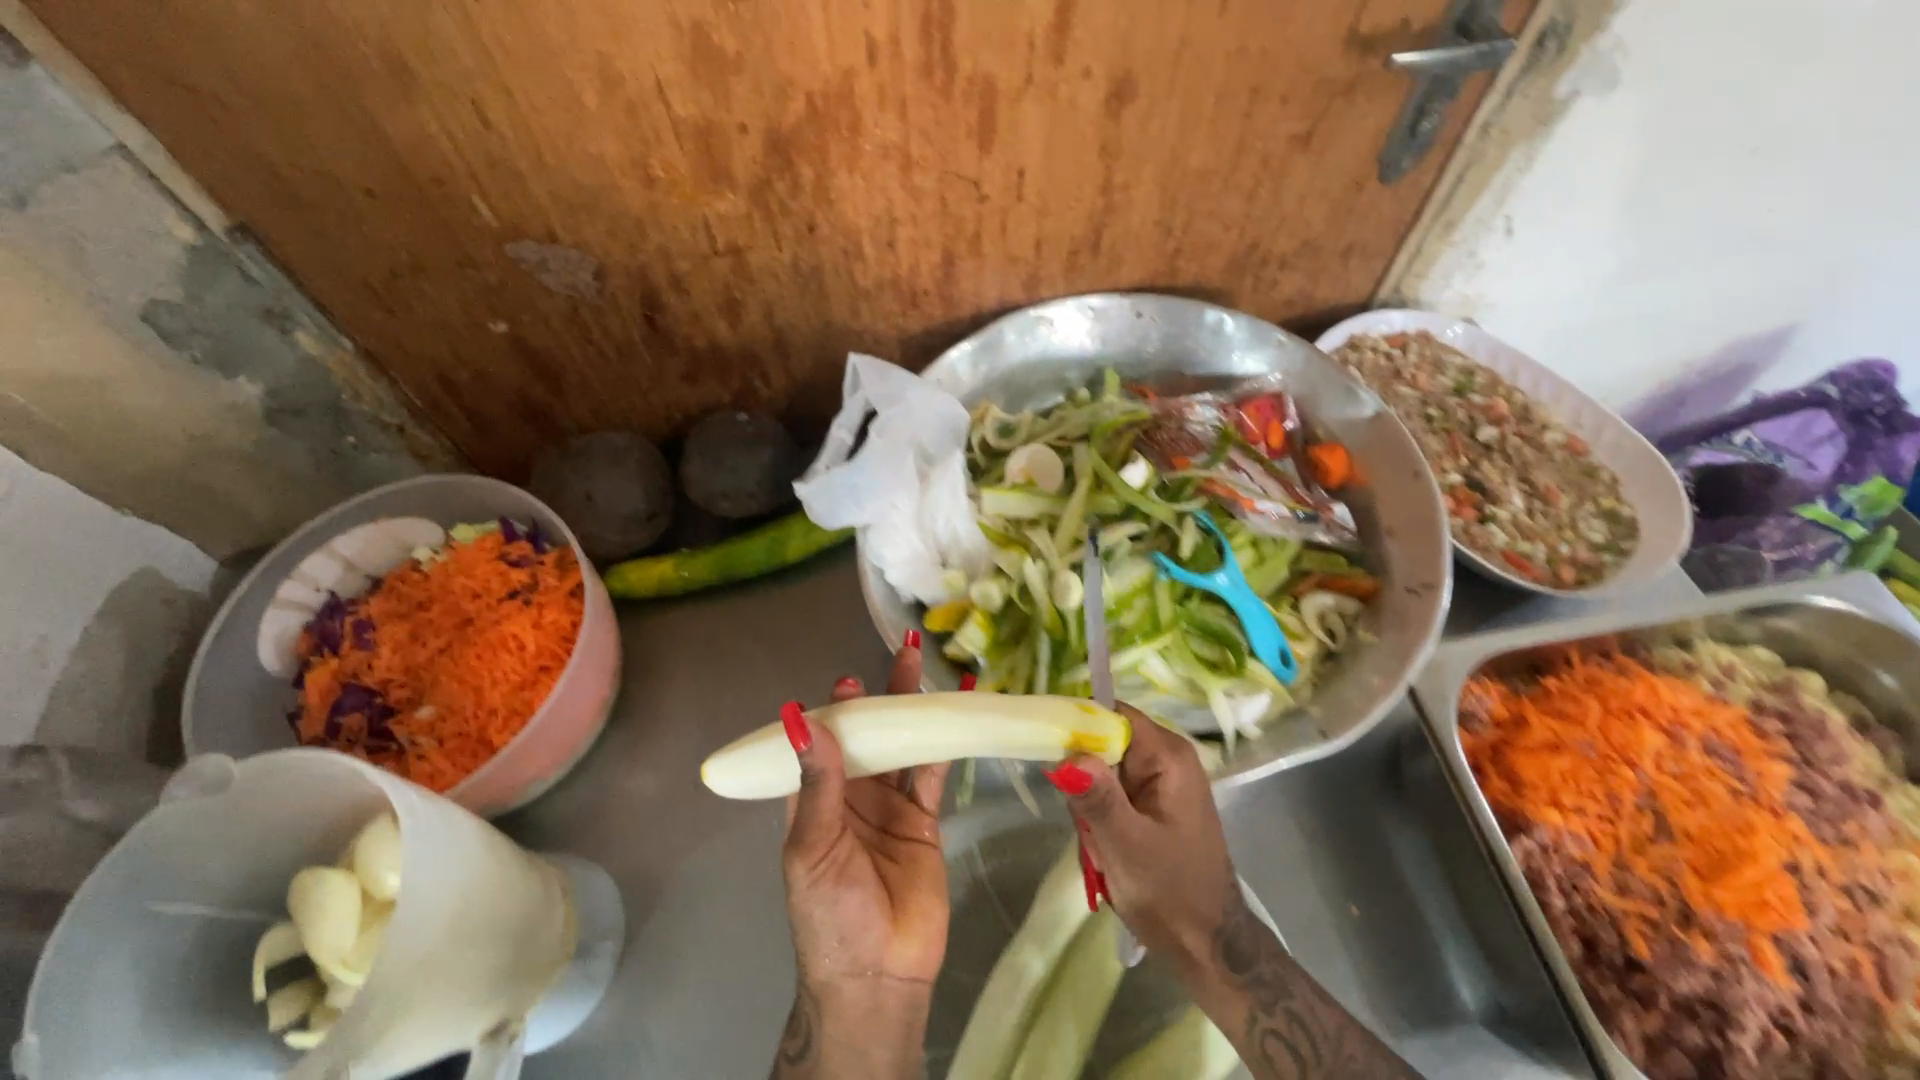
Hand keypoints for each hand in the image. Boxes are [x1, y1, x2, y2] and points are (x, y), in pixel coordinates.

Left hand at [772, 639, 949, 1078]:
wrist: (878, 974)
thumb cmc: (830, 913)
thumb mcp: (813, 846)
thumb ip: (817, 783)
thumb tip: (801, 719)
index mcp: (813, 799)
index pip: (821, 743)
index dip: (833, 710)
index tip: (848, 681)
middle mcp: (850, 795)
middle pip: (868, 735)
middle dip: (880, 697)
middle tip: (903, 654)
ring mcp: (888, 806)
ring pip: (902, 746)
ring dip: (913, 710)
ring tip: (927, 668)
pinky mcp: (923, 820)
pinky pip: (932, 773)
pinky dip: (944, 744)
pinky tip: (956, 714)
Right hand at [1042, 703, 1236, 974]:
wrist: (1209, 947)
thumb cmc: (1171, 894)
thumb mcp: (1126, 847)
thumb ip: (1097, 798)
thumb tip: (1066, 753)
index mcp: (1168, 756)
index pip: (1112, 714)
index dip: (1079, 730)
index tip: (1053, 762)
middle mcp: (1169, 758)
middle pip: (1105, 742)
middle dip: (1085, 780)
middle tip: (1086, 824)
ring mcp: (1163, 783)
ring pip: (1104, 772)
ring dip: (1091, 806)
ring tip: (1100, 845)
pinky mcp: (1155, 805)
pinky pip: (1114, 794)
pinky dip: (1102, 819)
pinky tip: (1107, 850)